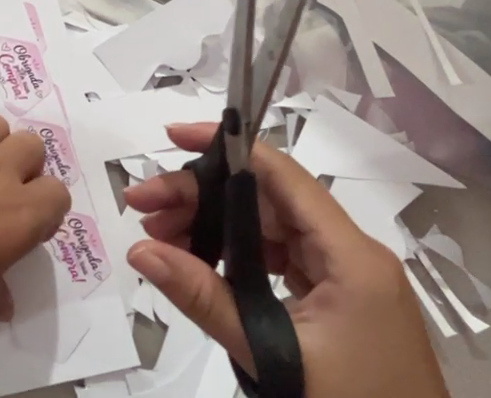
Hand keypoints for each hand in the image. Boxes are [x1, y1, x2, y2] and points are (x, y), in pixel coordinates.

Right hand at [123, 123, 449, 397]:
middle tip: (141, 206)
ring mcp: (348, 279)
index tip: (170, 136)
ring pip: (268, 229)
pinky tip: (197, 262)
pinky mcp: (340, 301)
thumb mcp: (274, 355)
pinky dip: (234, 254)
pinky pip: (279, 258)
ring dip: (211, 226)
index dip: (226, 147)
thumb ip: (205, 298)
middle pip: (264, 201)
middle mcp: (353, 255)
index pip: (281, 176)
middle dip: (200, 196)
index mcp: (351, 257)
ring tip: (158, 236)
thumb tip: (138, 250)